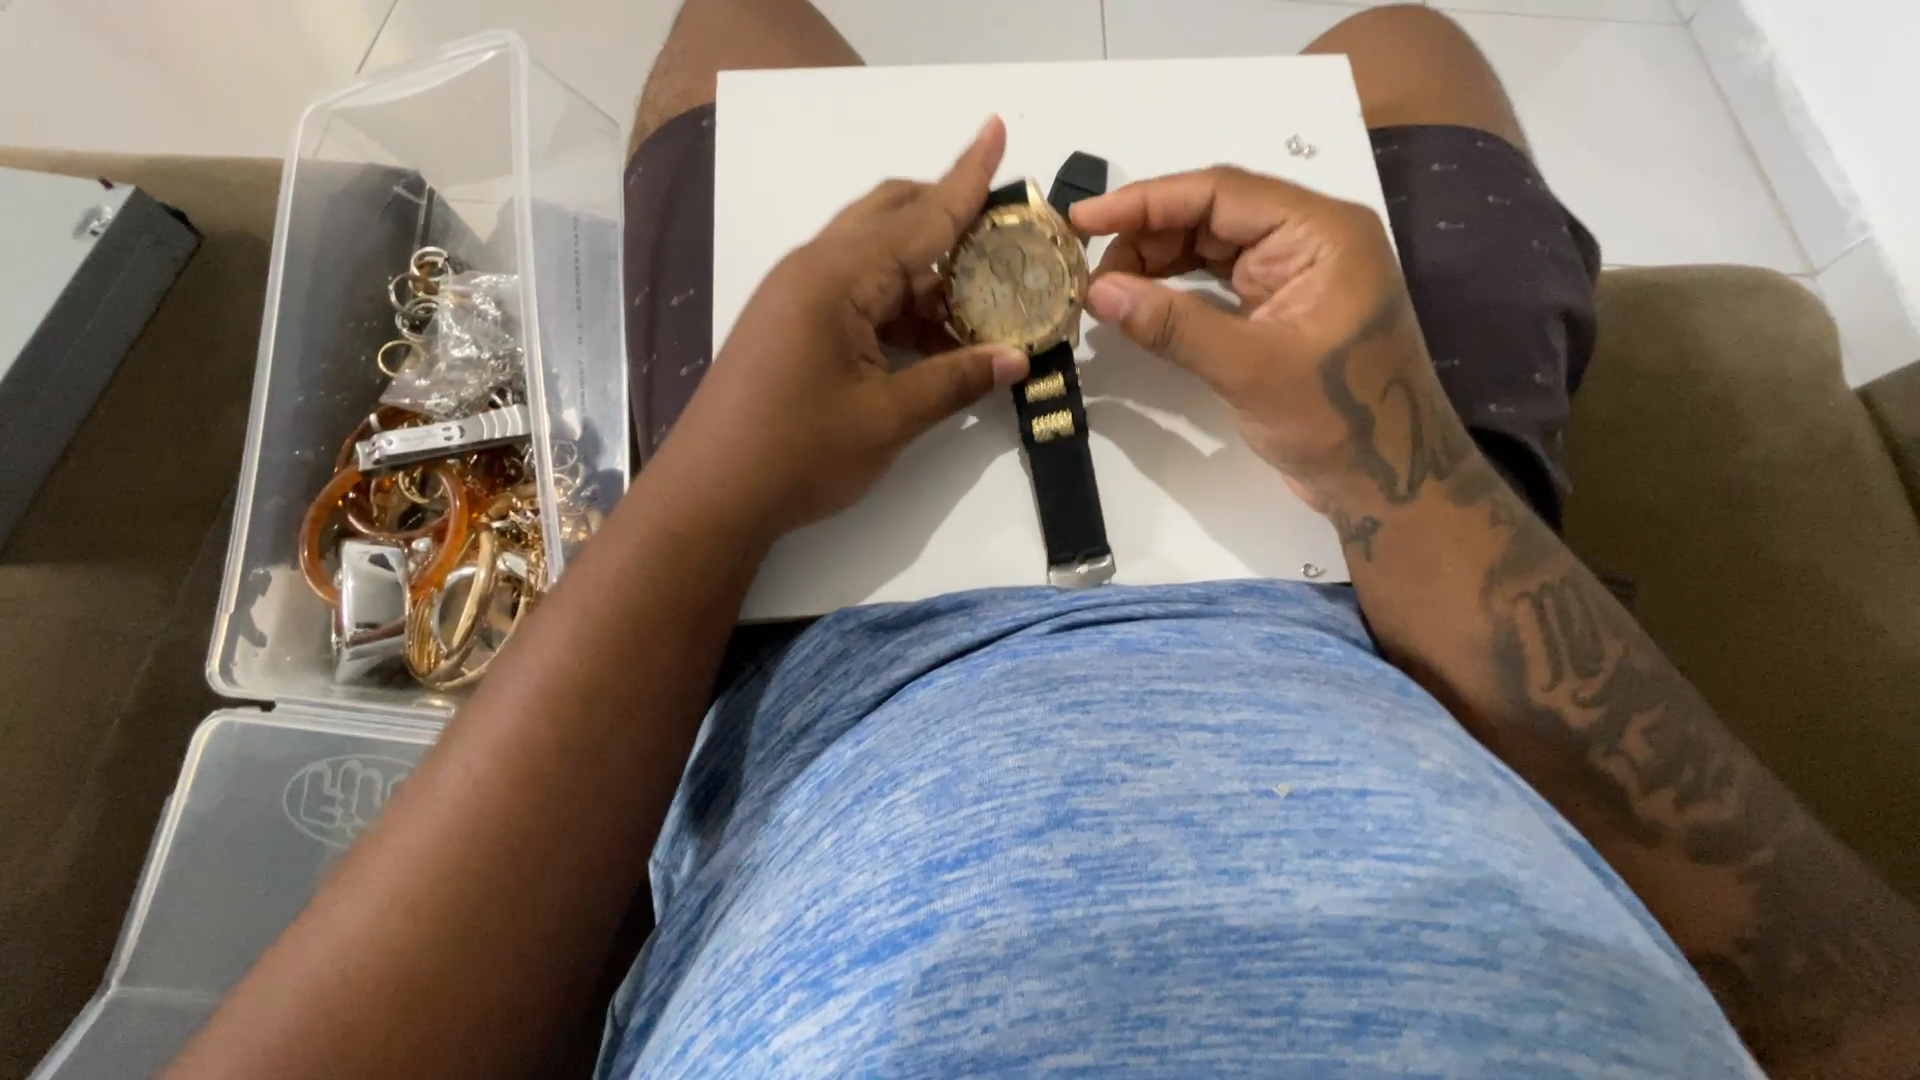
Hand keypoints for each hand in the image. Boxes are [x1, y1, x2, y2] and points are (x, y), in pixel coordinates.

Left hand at [652, 117, 1029, 541]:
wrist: (711, 495)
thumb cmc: (797, 454)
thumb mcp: (887, 419)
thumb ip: (954, 381)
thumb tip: (1016, 358)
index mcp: (836, 278)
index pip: (920, 217)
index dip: (967, 180)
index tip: (998, 129)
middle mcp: (813, 269)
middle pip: (891, 219)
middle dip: (947, 217)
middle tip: (1003, 236)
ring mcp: (797, 295)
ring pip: (875, 259)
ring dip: (926, 274)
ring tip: (980, 304)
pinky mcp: (790, 324)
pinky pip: (856, 293)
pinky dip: (898, 305)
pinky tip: (931, 339)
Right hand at [1072, 167, 1474, 511]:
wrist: (1384, 478)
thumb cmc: (1335, 417)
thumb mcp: (1249, 368)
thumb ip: (1172, 325)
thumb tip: (1097, 293)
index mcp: (1319, 232)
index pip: (1219, 192)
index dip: (1145, 201)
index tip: (1082, 221)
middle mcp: (1307, 241)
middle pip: (1212, 215)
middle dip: (1146, 236)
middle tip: (1088, 273)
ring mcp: (1293, 277)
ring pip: (1210, 248)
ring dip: (1156, 263)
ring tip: (1105, 291)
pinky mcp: (1278, 311)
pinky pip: (1217, 283)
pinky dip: (1175, 291)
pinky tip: (1141, 304)